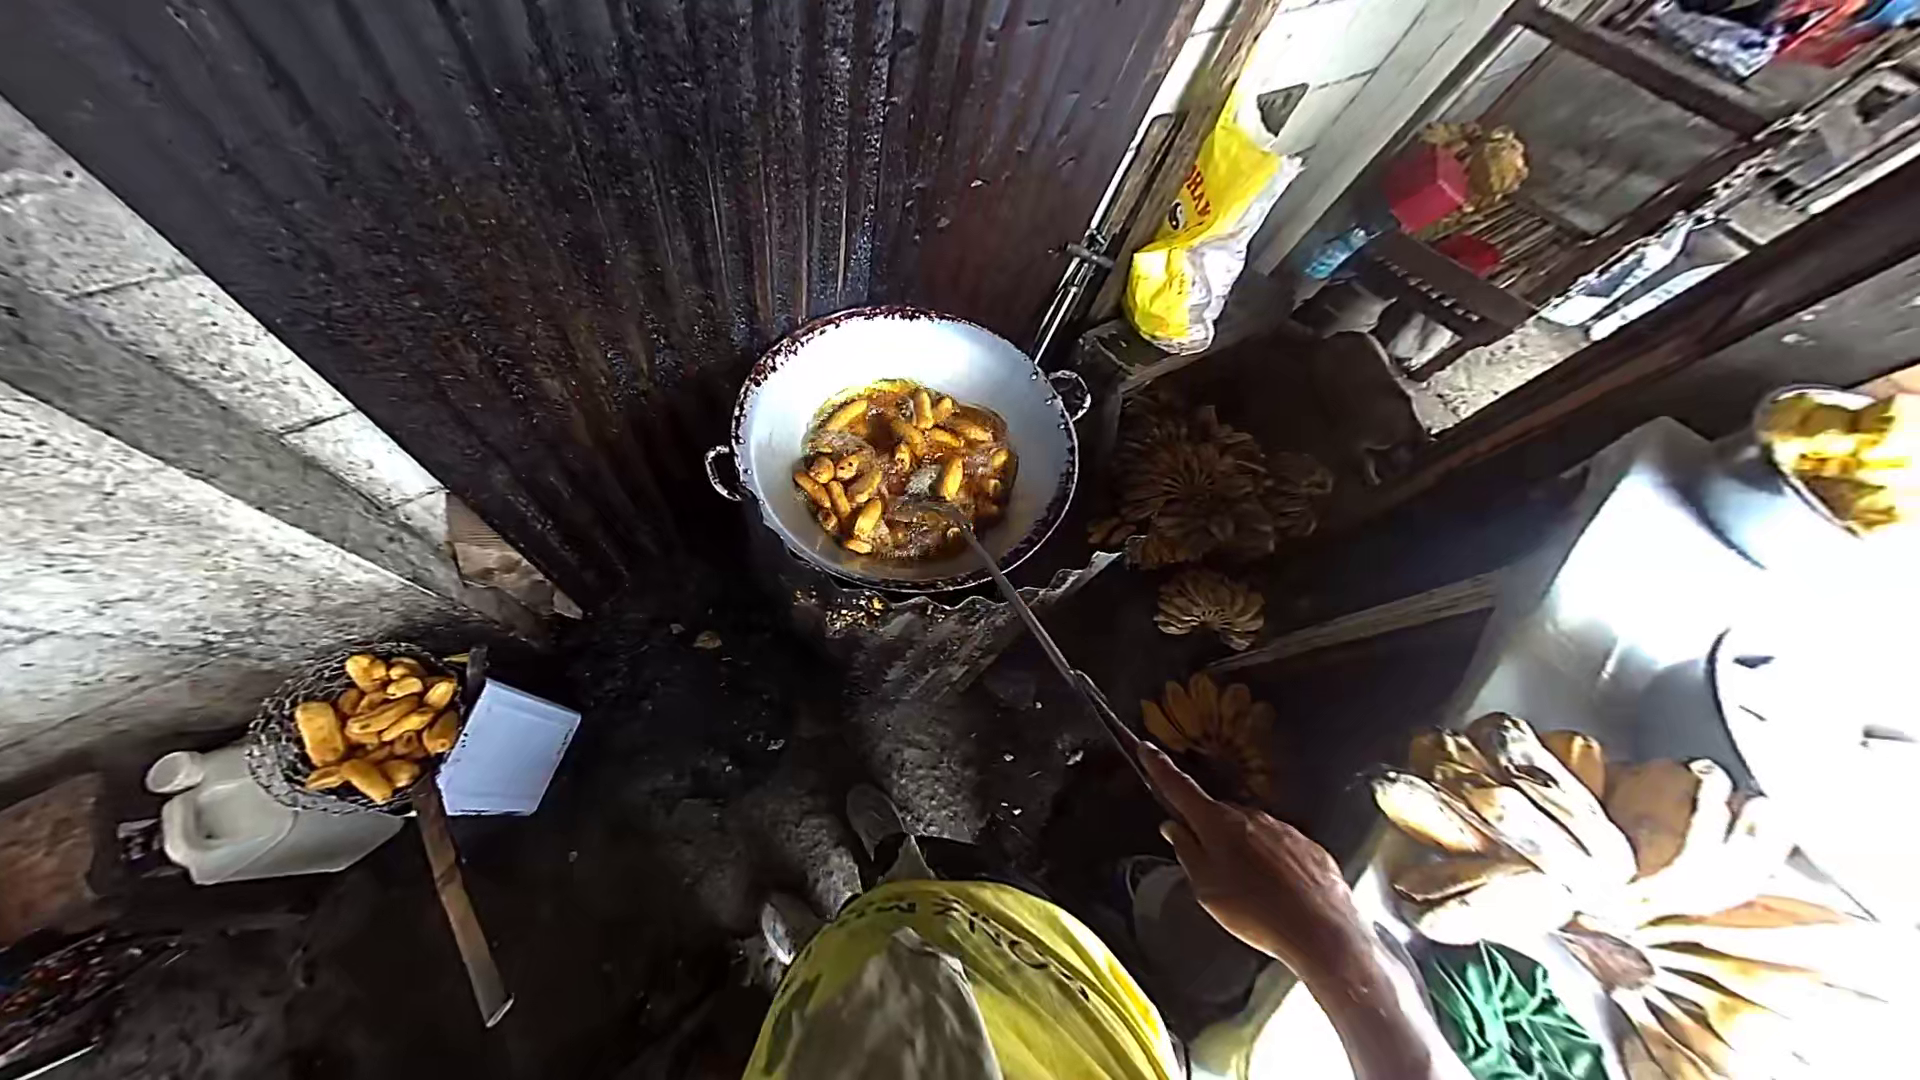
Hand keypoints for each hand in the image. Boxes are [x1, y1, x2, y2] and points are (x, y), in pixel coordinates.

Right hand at [1139, 742, 1368, 979]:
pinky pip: (1280, 847)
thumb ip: (1186, 852)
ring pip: (1250, 831)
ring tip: (1252, 895)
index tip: (1147, 748)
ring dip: (1244, 853)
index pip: (1179, 786)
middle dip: (1210, 834)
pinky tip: (1279, 894)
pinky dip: (1274, 865)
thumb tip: (1174, 828)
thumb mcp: (1205, 888)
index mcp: (1216, 822)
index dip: (1159, 767)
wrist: (1324, 934)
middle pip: (1217, 815)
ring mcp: (1281, 828)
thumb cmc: (1257, 912)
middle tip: (1213, 871)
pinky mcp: (1308, 847)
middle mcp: (1248, 815)